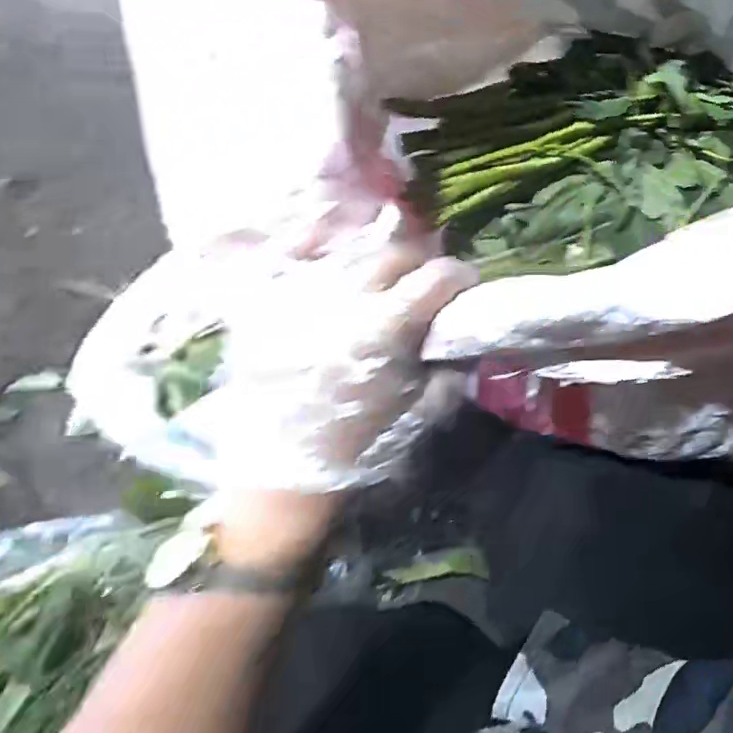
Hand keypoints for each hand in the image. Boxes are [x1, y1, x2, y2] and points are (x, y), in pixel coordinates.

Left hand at [171, 213, 476, 565]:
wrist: (278, 479)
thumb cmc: (360, 447)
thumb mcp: (424, 409)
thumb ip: (452, 366)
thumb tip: (466, 337)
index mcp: (384, 328)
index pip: (437, 275)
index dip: (460, 276)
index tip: (467, 285)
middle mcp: (342, 303)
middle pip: (393, 254)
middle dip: (420, 263)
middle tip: (428, 283)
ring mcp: (299, 303)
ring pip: (350, 257)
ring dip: (378, 267)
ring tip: (386, 287)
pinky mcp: (265, 313)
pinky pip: (308, 274)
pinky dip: (336, 278)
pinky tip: (343, 297)